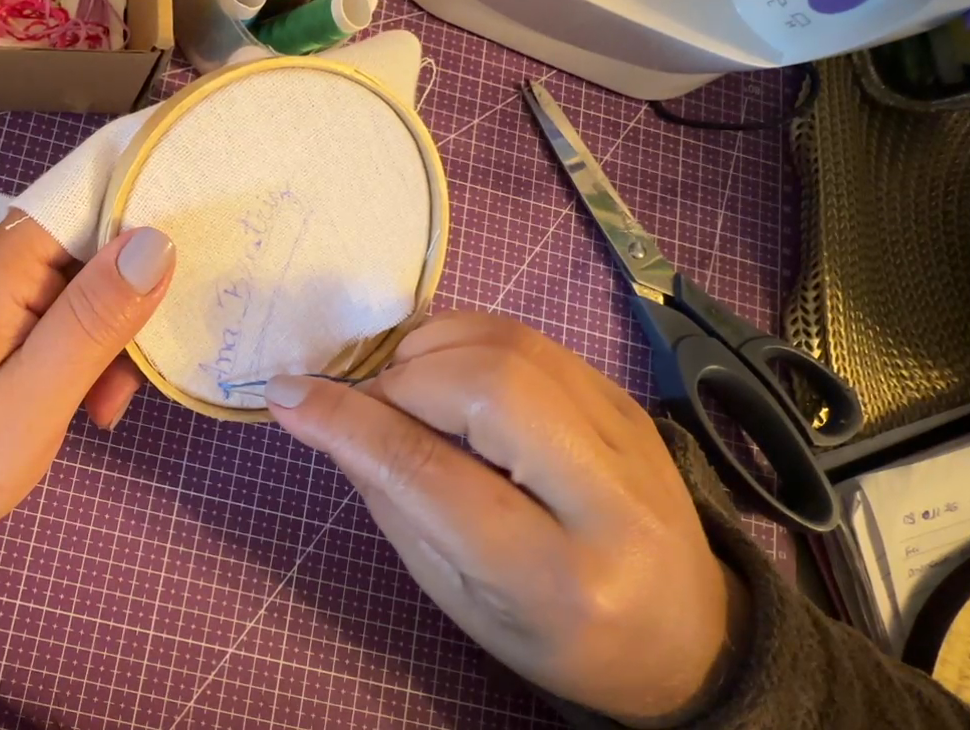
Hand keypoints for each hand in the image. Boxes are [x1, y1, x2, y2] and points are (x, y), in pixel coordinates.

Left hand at [0, 212, 174, 559]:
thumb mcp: (30, 402)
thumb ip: (92, 322)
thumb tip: (153, 242)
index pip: (83, 200)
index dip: (136, 227)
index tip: (173, 284)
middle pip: (81, 249)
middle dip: (117, 310)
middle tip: (117, 393)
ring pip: (67, 283)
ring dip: (94, 338)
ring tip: (94, 409)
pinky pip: (39, 307)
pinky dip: (65, 346)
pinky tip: (67, 398)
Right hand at [266, 312, 748, 727]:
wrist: (683, 634)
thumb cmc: (546, 631)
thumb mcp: (450, 590)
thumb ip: (388, 493)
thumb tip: (320, 408)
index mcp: (554, 577)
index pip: (431, 472)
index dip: (347, 422)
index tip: (286, 393)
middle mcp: (607, 499)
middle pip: (485, 388)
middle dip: (400, 380)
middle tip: (371, 404)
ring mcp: (628, 437)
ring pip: (506, 345)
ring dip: (427, 350)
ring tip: (406, 388)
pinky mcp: (624, 399)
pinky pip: (524, 336)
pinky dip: (459, 339)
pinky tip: (443, 376)